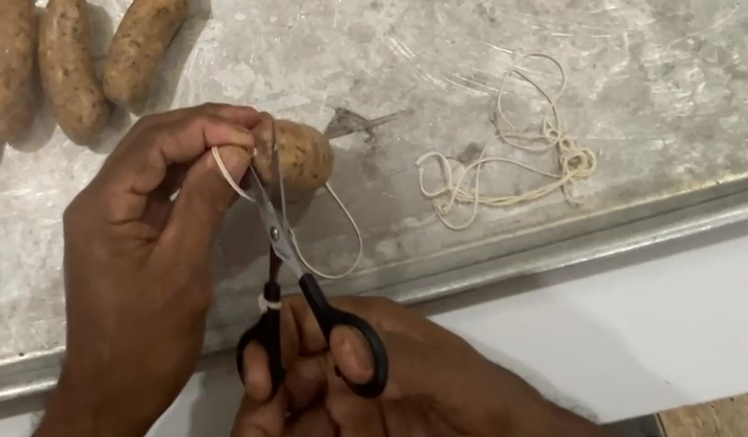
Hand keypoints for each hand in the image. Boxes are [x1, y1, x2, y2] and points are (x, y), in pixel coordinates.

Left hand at [40, 104, 262, 436]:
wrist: (111, 396)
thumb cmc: (146, 340)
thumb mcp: (182, 268)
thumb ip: (204, 200)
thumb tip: (234, 147)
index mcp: (102, 203)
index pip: (154, 142)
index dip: (204, 127)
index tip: (251, 129)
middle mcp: (100, 197)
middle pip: (152, 140)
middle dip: (204, 124)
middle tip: (254, 121)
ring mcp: (111, 212)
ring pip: (155, 158)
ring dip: (200, 143)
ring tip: (247, 135)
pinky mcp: (125, 228)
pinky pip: (159, 186)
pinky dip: (192, 172)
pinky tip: (226, 167)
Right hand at [234, 296, 602, 436]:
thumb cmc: (487, 402)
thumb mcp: (446, 376)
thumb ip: (395, 359)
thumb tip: (339, 342)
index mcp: (365, 329)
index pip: (302, 320)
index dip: (273, 343)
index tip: (260, 382)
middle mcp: (351, 362)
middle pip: (289, 373)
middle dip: (264, 400)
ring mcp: (356, 406)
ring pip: (297, 414)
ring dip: (274, 429)